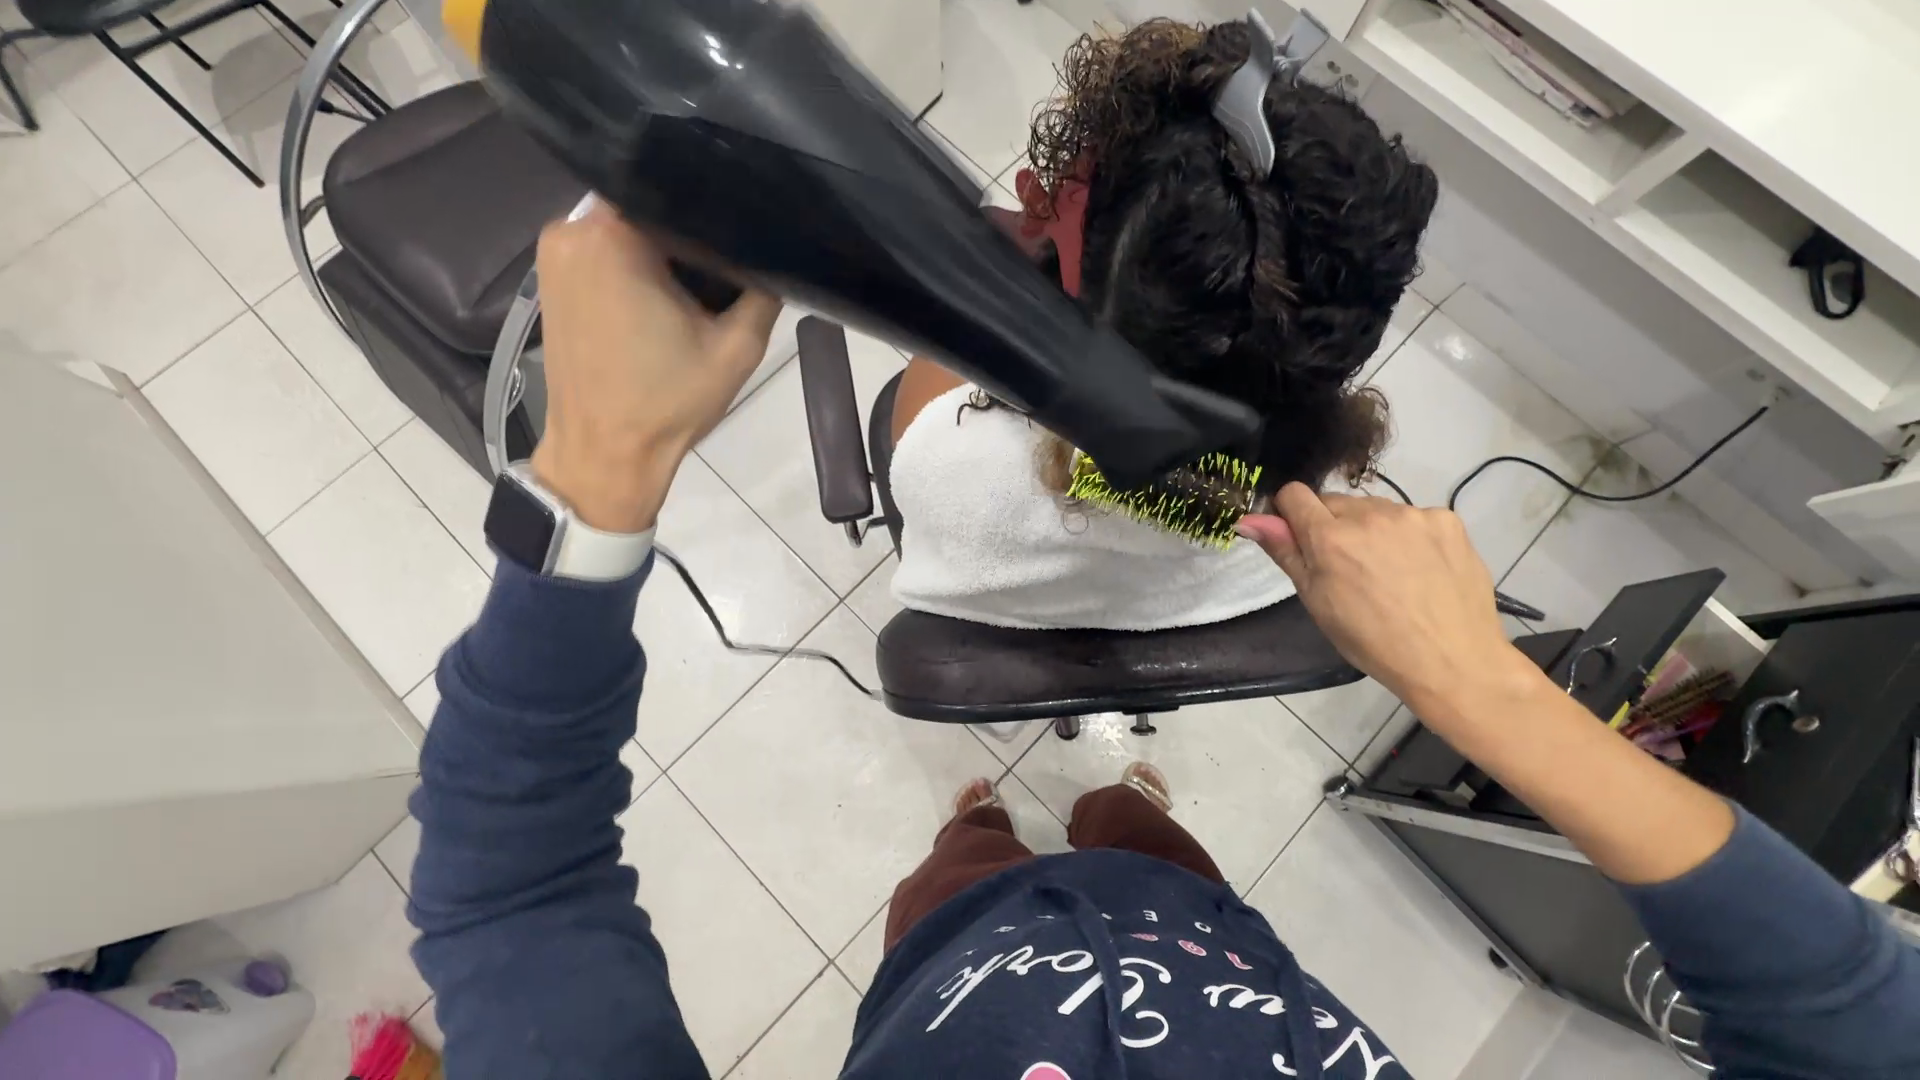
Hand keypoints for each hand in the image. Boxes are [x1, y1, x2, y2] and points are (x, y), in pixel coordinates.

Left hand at [529, 200, 781, 532]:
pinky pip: (603, 253)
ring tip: (699, 279)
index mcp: (612, 236)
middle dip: (687, 232)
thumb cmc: (667, 402)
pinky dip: (634, 266)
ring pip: (625, 229)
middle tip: (728, 260)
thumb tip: (772, 257)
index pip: (675, 192)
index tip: (744, 231)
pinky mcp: (551, 281)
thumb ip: (763, 291)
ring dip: (661, 250)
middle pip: (647, 208)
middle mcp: (571, 231)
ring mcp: (553, 255)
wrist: (605, 455)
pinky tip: (664, 295)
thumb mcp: (738, 347)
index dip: (715, 210)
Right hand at [1236, 483, 1531, 713]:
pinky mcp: (1447, 520)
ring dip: (1370, 529)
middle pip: (1334, 502)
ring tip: (1388, 571)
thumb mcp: (1316, 601)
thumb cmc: (1371, 640)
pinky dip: (1408, 535)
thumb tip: (1249, 520)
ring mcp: (1412, 515)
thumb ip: (1285, 553)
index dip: (1290, 514)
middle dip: (1332, 526)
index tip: (1299, 538)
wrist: (1452, 661)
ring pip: (1374, 509)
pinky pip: (1412, 517)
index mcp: (1329, 537)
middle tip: (1347, 567)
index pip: (1293, 494)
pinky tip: (1419, 567)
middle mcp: (1369, 515)